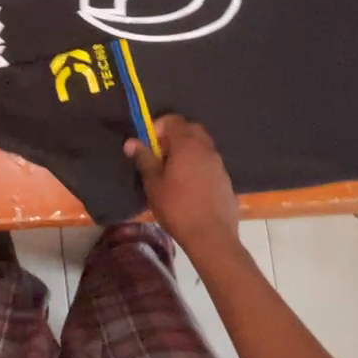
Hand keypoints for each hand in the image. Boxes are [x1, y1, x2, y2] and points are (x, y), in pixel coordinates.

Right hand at [126, 114, 240, 254]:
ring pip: (202, 146)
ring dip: (187, 151)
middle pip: (191, 129)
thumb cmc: (177, 207)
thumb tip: (131, 142)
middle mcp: (206, 149)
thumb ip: (144, 159)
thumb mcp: (153, 184)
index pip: (174, 120)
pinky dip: (198, 166)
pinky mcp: (226, 180)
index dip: (159, 126)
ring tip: (173, 173)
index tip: (149, 144)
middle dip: (174, 136)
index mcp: (187, 145)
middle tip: (160, 155)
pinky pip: (209, 163)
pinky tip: (189, 187)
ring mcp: (219, 164)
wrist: (212, 237)